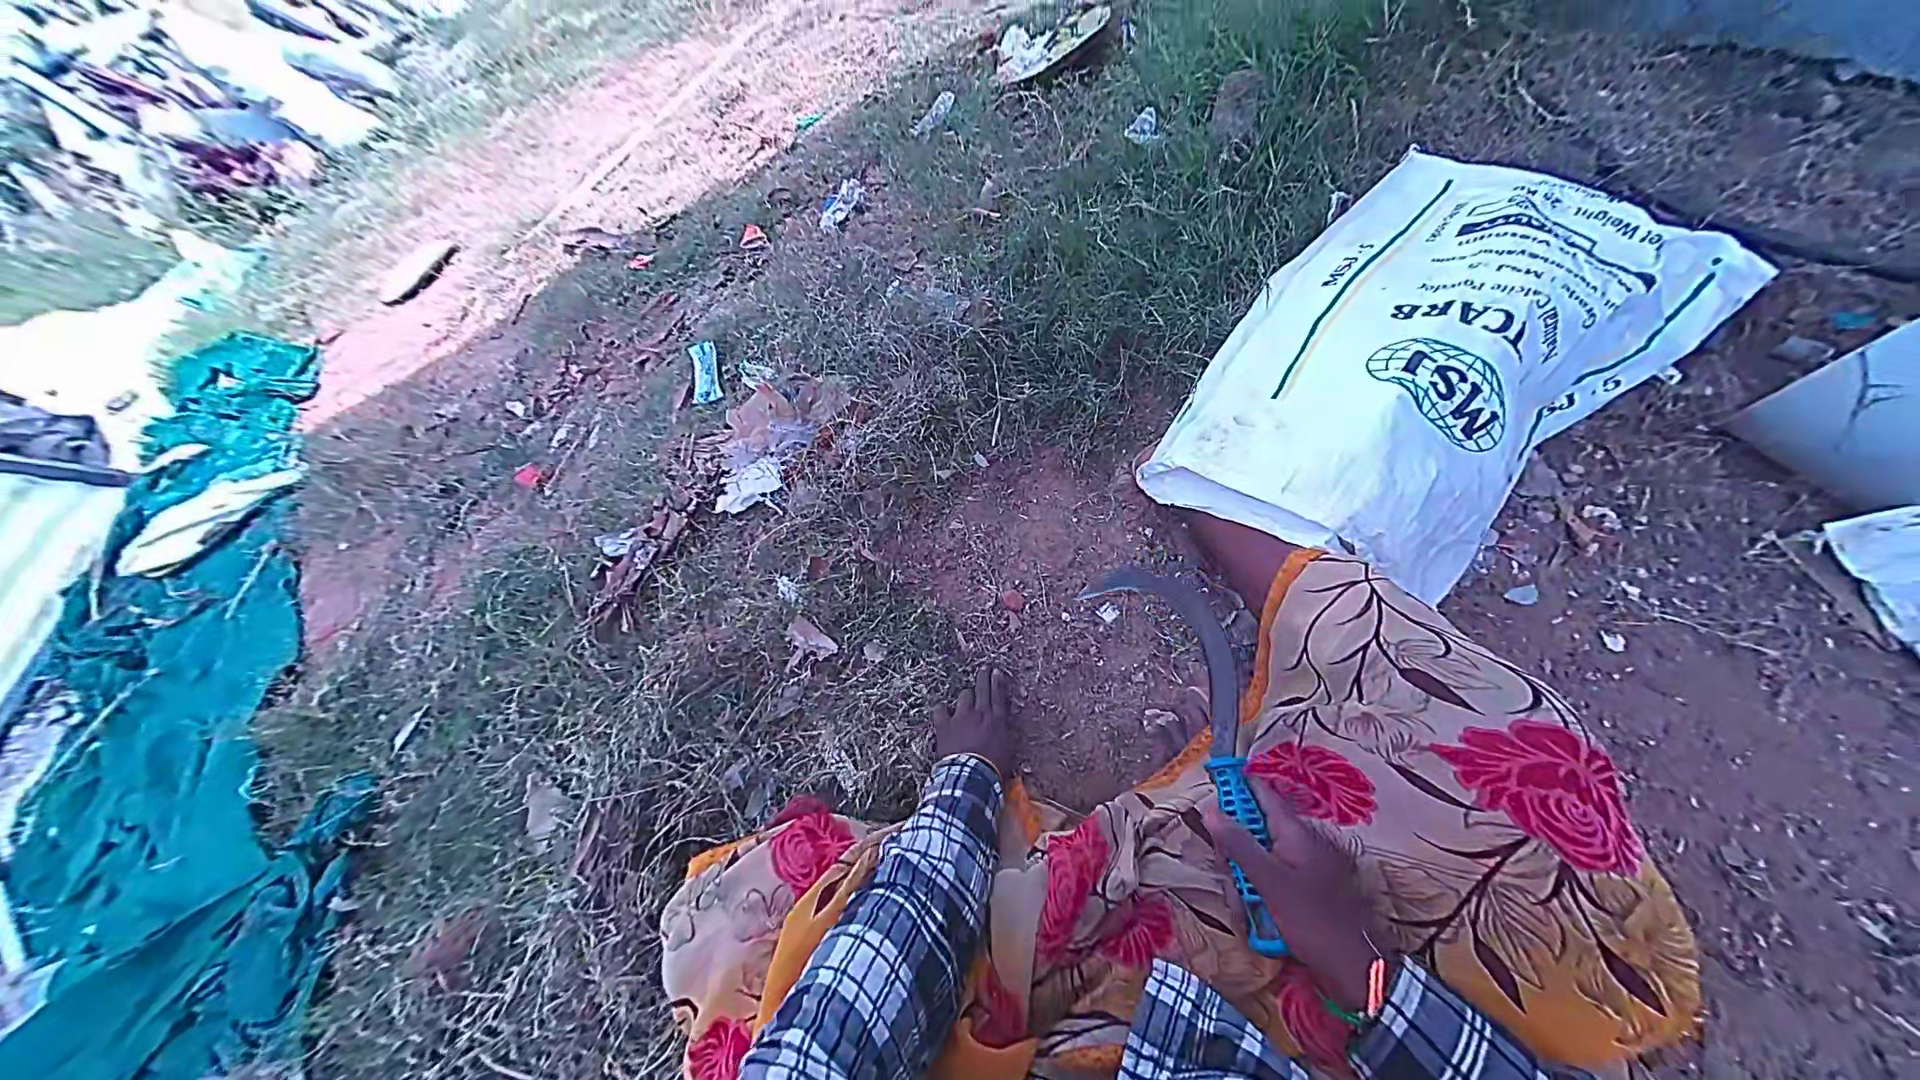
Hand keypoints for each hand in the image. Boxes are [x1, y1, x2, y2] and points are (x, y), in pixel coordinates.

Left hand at [932, 667, 1016, 779]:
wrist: (971, 775)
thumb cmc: (993, 767)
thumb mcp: (1007, 750)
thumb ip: (1003, 734)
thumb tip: (1000, 730)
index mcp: (996, 719)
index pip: (998, 695)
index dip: (997, 682)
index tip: (996, 672)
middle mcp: (980, 713)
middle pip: (982, 688)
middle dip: (984, 677)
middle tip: (984, 670)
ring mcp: (961, 716)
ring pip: (964, 696)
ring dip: (965, 697)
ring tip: (965, 699)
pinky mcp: (944, 724)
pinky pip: (941, 709)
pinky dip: (942, 710)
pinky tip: (942, 711)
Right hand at [1204, 786, 1382, 1011]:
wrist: (1359, 972)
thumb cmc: (1314, 921)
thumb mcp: (1269, 881)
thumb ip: (1238, 843)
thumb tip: (1211, 809)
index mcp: (1295, 831)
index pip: (1261, 792)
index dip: (1236, 785)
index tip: (1212, 787)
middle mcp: (1302, 841)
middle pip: (1255, 825)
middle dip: (1234, 845)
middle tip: (1226, 867)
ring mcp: (1305, 865)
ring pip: (1259, 853)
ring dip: (1244, 874)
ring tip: (1244, 901)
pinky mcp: (1306, 887)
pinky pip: (1272, 874)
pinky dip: (1259, 888)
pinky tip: (1256, 911)